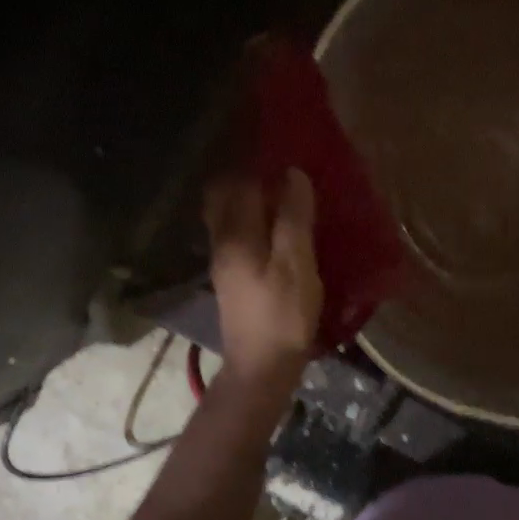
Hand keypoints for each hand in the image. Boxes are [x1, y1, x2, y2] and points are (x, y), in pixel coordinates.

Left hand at [204, 169, 322, 384]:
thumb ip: (293, 219)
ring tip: (282, 195)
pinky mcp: (231, 278)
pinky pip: (236, 233)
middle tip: (279, 170)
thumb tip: (292, 174)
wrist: (261, 368)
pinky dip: (252, 221)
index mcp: (236, 235)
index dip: (263, 164)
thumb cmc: (283, 315)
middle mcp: (222, 242)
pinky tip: (276, 228)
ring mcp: (222, 261)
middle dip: (246, 176)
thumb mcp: (297, 265)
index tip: (287, 151)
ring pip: (227, 215)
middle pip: (223, 196)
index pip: (242, 183)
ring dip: (249, 199)